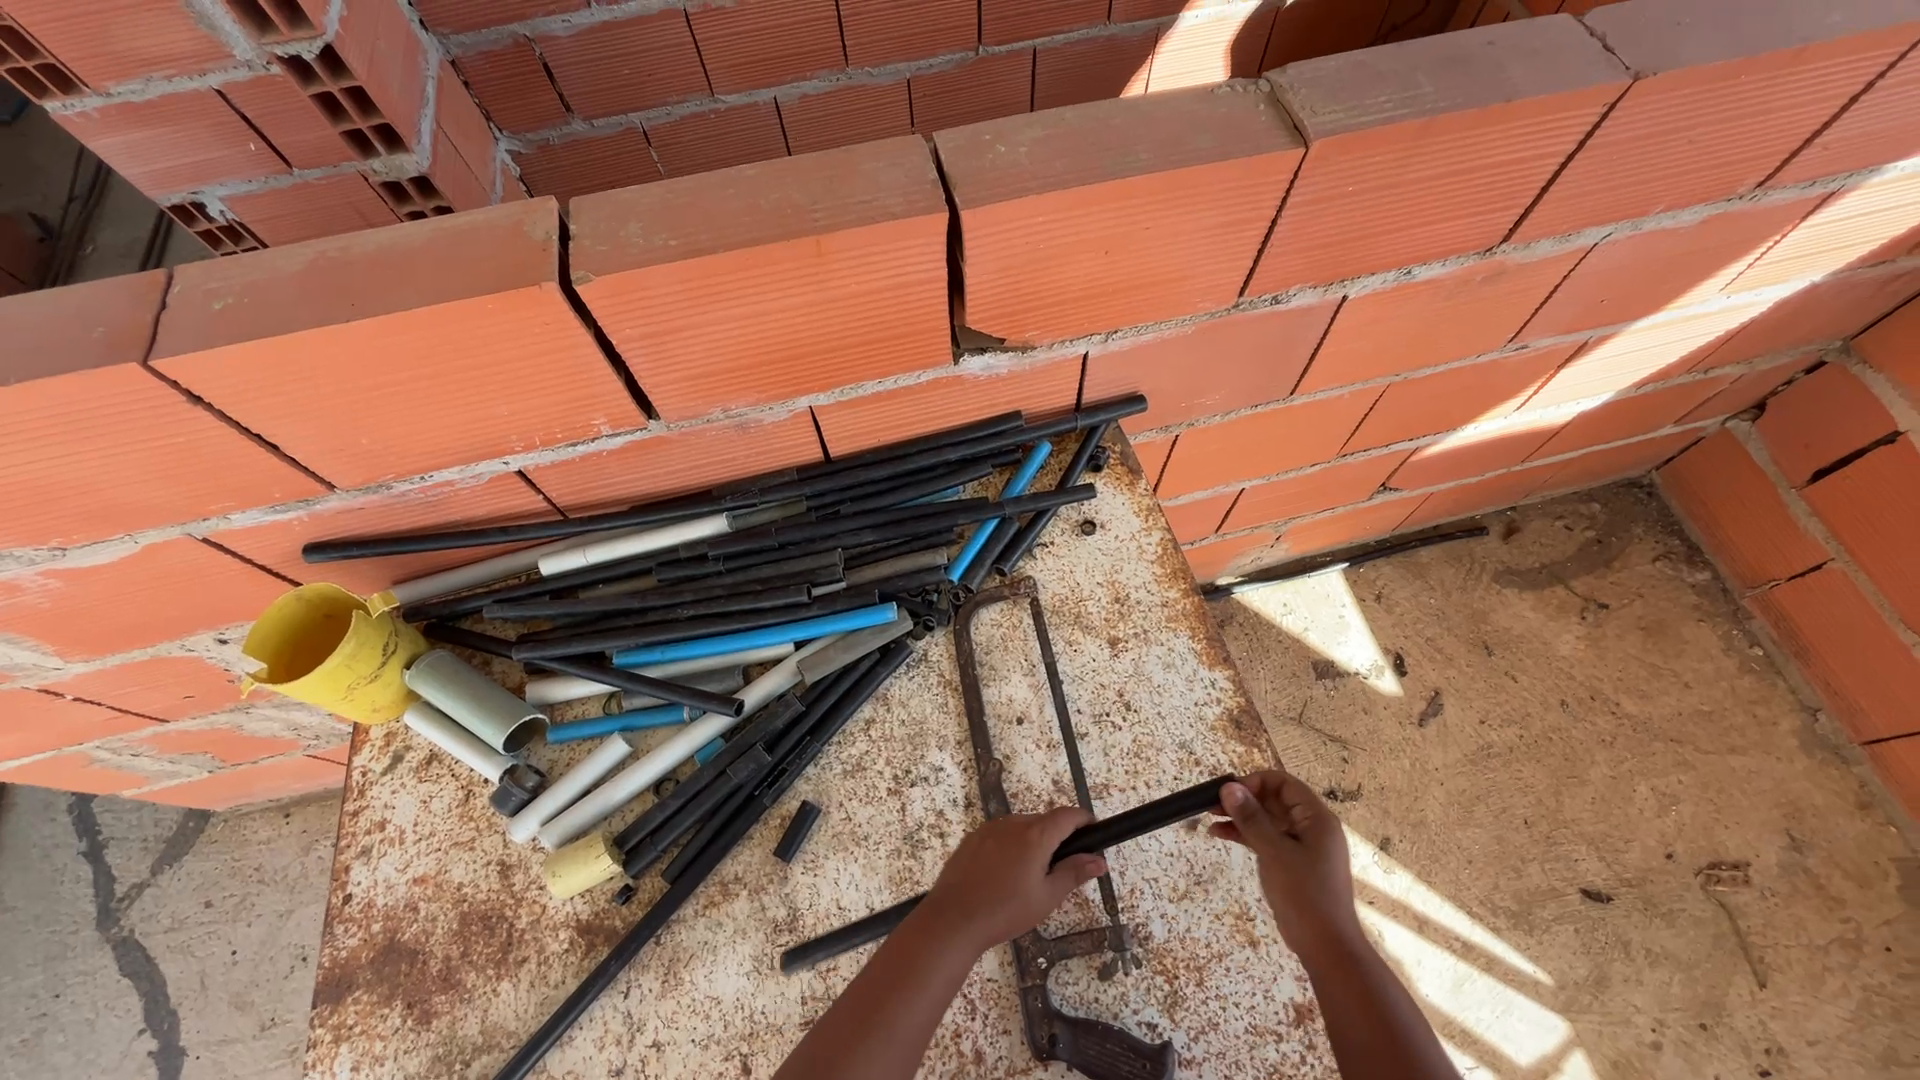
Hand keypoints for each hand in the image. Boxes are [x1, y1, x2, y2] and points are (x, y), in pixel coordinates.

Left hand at [916, 808, 1108, 954]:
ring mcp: (989, 829)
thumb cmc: (1005, 911)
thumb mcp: (1046, 897)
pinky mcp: (972, 838)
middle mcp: (1012, 824)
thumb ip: (1074, 874)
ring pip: (1021, 828)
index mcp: (1035, 835)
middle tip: (1061, 868)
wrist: (953, 919)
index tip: (1093, 832)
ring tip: (1030, 876)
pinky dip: (1011, 846)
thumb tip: (1099, 860)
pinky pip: (1000, 835)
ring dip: (1033, 842)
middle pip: (1044, 821)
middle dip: (1058, 837)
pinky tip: (1004, 874)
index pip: (1067, 815)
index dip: (1084, 820)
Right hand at [1210, 771, 1359, 956]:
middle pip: (1274, 801)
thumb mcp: (1274, 852)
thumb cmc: (1304, 894)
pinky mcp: (1293, 863)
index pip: (1284, 784)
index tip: (1228, 793)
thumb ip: (1251, 818)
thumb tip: (1229, 787)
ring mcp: (1303, 846)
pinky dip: (1246, 836)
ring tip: (1210, 819)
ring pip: (1268, 820)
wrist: (1326, 946)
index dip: (1255, 782)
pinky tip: (1221, 836)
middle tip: (1211, 805)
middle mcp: (1312, 827)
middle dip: (1243, 800)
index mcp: (1317, 819)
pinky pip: (1267, 839)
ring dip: (1241, 818)